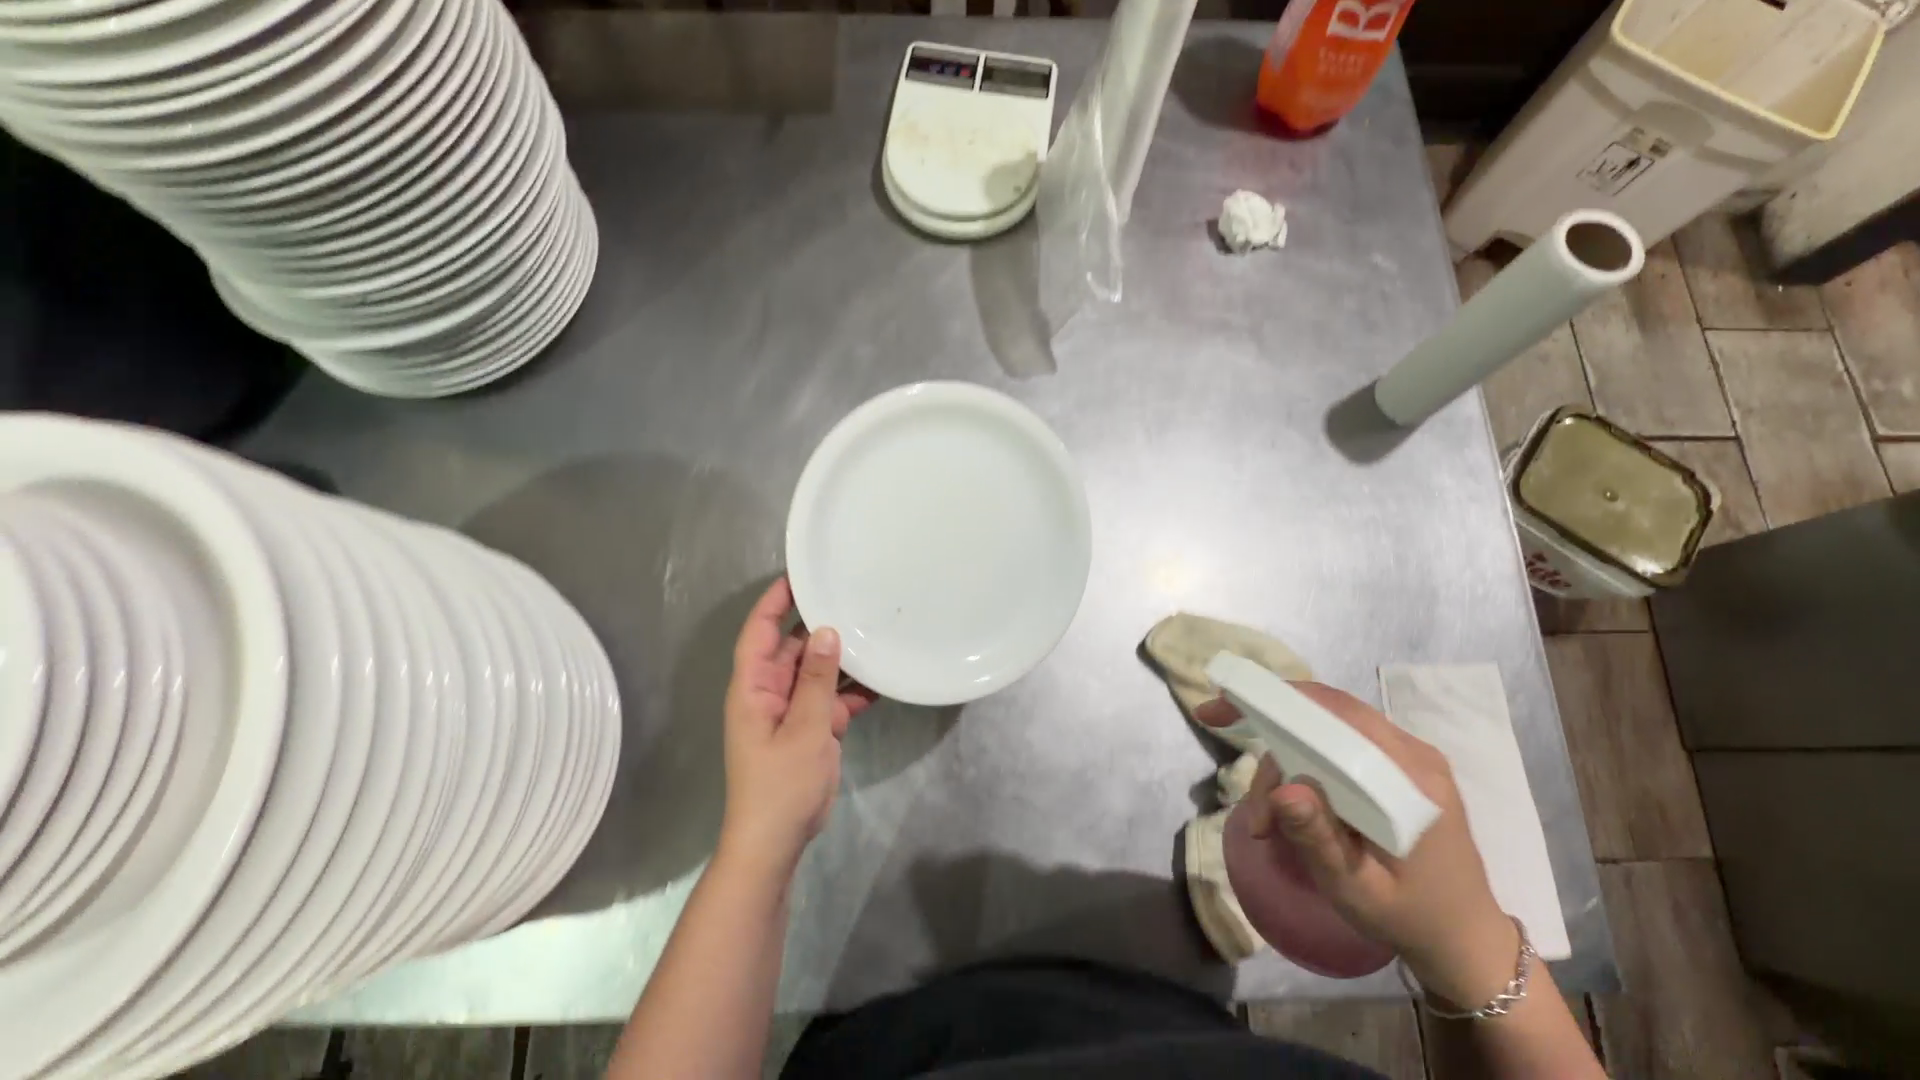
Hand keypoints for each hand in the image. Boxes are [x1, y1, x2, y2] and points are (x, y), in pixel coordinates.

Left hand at [720, 578, 877, 874]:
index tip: (799, 575)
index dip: (775, 602)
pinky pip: (831, 702)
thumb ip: (818, 680)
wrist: (775, 842)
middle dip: (819, 627)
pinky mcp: (810, 733)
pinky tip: (882, 681)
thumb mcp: (804, 728)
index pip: (760, 633)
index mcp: (753, 688)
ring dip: (841, 660)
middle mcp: (770, 694)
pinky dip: (853, 693)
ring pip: (817, 675)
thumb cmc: (780, 784)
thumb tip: (827, 632)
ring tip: (875, 632)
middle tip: (854, 599)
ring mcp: (790, 714)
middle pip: (793, 649)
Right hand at [1197, 683, 1518, 1007]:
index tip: (1217, 711)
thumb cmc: (1410, 918)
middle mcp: (1413, 754)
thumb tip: (1282, 789)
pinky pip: (1343, 746)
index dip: (1274, 701)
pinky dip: (1306, 765)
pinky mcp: (1403, 769)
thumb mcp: (1356, 889)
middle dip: (1271, 743)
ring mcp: (1411, 759)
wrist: (1465, 941)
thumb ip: (1319, 839)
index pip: (1335, 714)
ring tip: (1266, 824)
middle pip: (1325, 718)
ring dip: (1287, 766)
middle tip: (1250, 808)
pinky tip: (1292, 806)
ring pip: (1329, 733)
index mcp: (1409, 779)